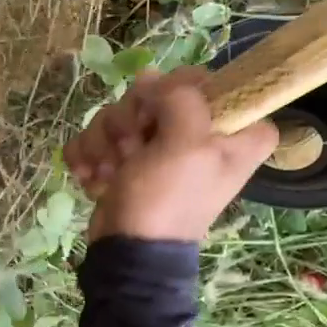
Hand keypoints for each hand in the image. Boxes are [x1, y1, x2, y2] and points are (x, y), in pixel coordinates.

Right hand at [64, 68, 277, 242]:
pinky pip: (97, 135)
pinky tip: (95, 178)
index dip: (171, 95)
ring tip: (111, 174)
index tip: (158, 120)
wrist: (130, 249)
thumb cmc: (167, 200)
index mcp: (235, 129)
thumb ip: (180, 98)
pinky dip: (90, 156)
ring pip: (118, 114)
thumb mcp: (187, 146)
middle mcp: (201, 132)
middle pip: (151, 95)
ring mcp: (159, 145)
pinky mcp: (126, 157)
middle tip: (131, 152)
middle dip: (128, 124)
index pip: (202, 80)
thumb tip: (151, 77)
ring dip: (104, 144)